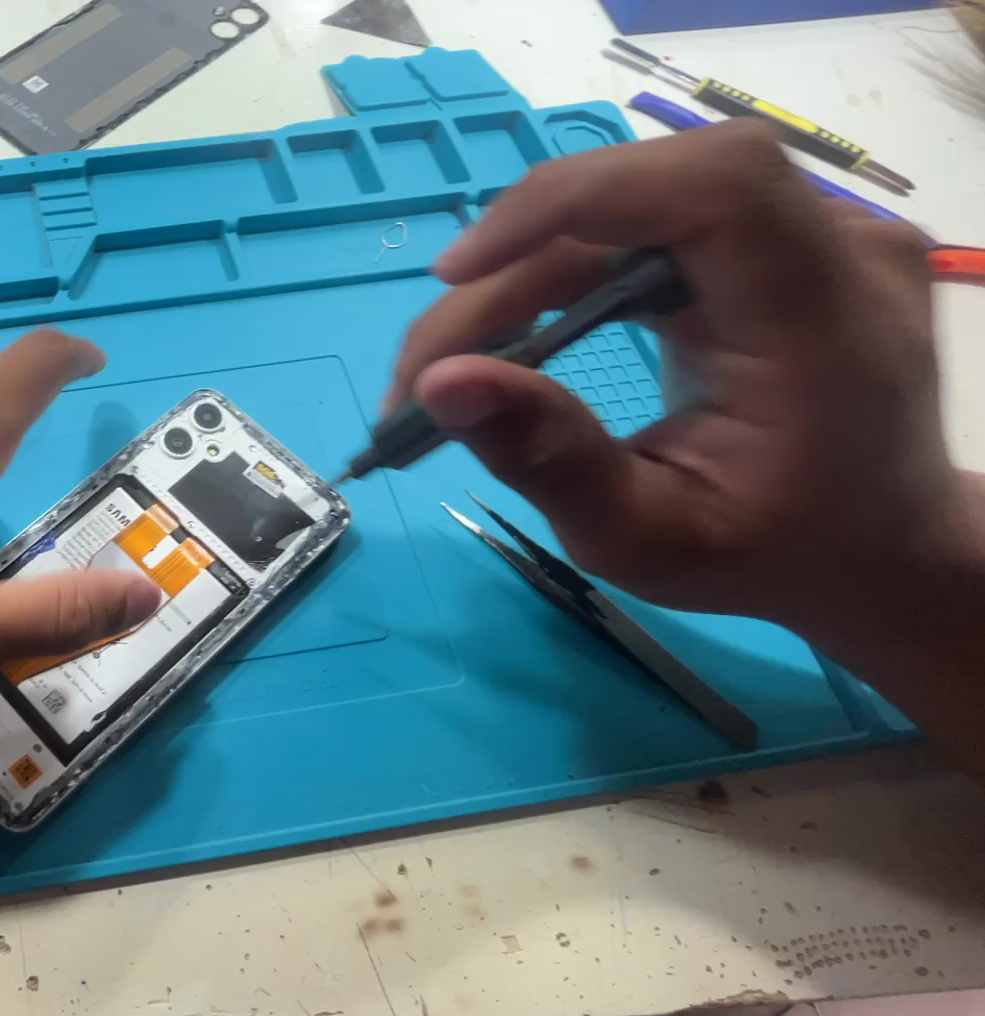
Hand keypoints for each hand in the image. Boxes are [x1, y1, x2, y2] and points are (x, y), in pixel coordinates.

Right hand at [381, 120, 977, 637]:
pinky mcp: (752, 254)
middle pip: (640, 197)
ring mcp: (794, 241)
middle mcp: (825, 249)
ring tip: (442, 367)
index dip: (567, 203)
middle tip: (423, 368)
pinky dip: (542, 278)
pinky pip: (628, 234)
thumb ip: (547, 459)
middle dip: (507, 267)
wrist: (864, 546)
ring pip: (619, 213)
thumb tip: (437, 384)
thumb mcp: (638, 535)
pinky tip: (502, 334)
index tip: (453, 275)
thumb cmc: (759, 552)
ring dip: (509, 281)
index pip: (707, 189)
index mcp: (820, 319)